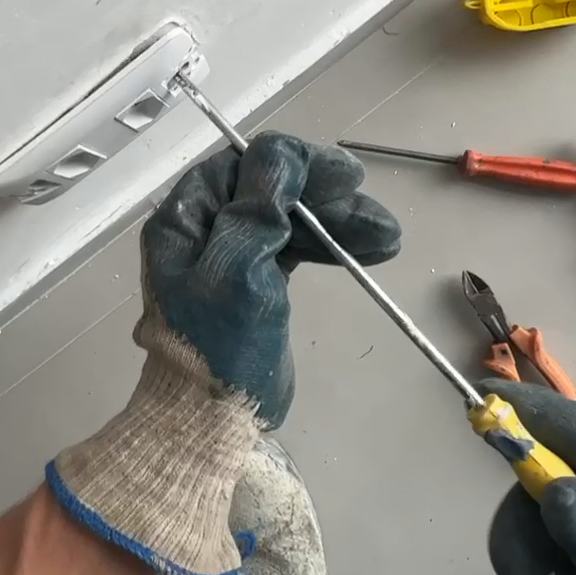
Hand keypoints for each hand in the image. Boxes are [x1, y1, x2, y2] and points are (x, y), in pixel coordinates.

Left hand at [140, 131, 401, 427]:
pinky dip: (328, 244)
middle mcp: (205, 226)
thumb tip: (282, 153)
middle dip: (326, 199)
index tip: (346, 177)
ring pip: (289, 218)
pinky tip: (369, 247)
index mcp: (186, 217)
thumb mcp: (237, 272)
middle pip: (273, 190)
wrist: (209, 421)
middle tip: (378, 214)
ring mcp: (231, 251)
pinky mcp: (255, 277)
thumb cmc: (219, 347)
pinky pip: (292, 245)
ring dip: (337, 222)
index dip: (297, 165)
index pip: (245, 166)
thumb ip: (257, 209)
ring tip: (389, 237)